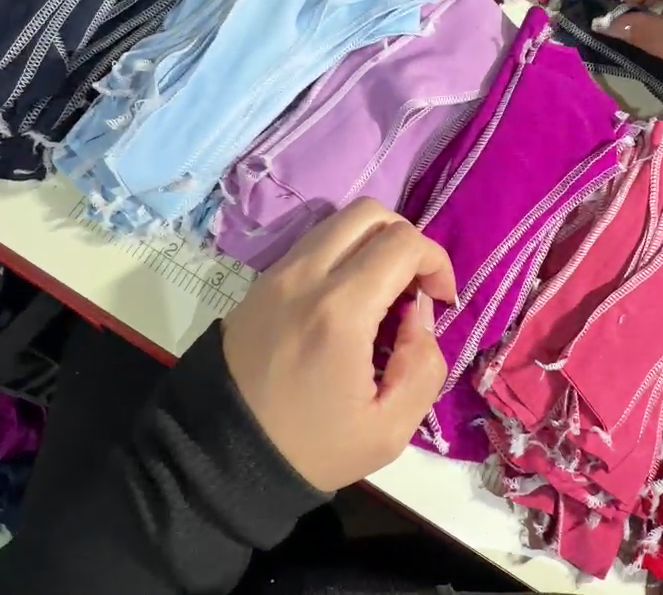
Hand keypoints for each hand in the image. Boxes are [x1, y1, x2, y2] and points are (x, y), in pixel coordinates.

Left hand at [221, 199, 457, 490]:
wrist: (221, 451)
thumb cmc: (309, 447)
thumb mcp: (388, 432)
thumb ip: (422, 367)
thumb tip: (419, 315)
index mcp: (340, 310)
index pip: (402, 242)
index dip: (436, 261)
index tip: (441, 299)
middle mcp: (307, 274)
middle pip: (370, 212)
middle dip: (407, 239)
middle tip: (415, 286)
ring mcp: (280, 271)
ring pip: (340, 220)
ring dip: (375, 241)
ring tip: (385, 291)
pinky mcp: (264, 277)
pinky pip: (316, 240)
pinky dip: (346, 250)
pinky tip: (352, 296)